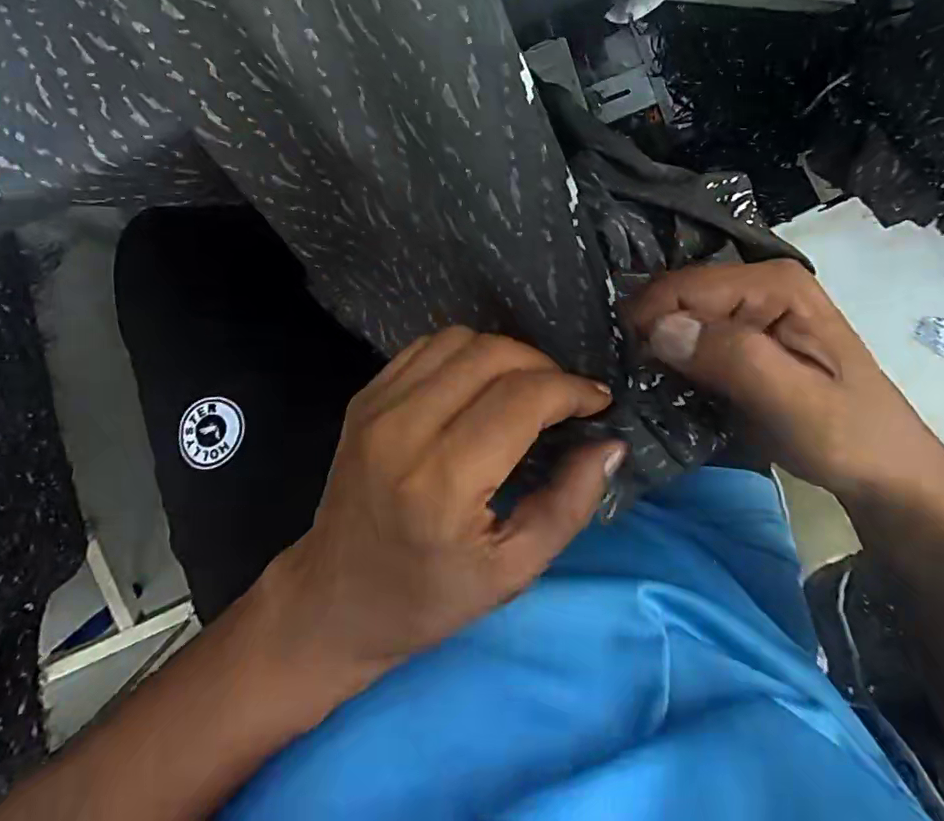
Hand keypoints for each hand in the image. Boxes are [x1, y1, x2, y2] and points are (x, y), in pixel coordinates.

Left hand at [252, 327, 624, 691]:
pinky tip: (482, 386)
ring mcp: (377, 408)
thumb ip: (571, 503)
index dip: (573, 390)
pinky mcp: (364, 399)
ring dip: (508, 355)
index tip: (598, 403)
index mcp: (443, 482)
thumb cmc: (430, 597)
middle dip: (547, 368)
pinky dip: (468, 355)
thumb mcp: (516, 570)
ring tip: (527, 391)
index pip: (524, 397)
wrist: (333, 603)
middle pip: (495, 354)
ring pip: (462, 340)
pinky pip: (428, 347)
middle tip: (567, 399)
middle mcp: (404, 431)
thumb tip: (611, 443)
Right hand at [625, 261, 943, 512]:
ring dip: (657, 352)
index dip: (648, 323)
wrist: (884, 473)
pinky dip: (675, 364)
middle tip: (629, 384)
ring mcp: (754, 313)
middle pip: (678, 299)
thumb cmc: (849, 438)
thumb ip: (735, 359)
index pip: (685, 287)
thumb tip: (661, 329)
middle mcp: (761, 285)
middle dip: (649, 336)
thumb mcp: (796, 402)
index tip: (624, 371)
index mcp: (776, 284)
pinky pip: (694, 341)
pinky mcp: (747, 342)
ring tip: (640, 389)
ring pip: (681, 320)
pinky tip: (666, 390)